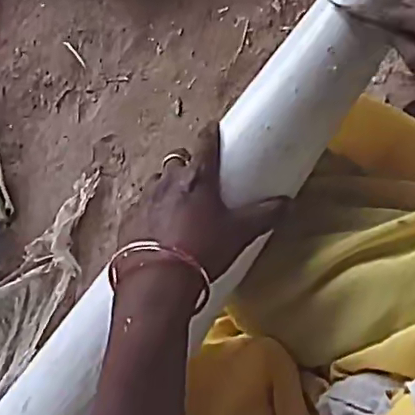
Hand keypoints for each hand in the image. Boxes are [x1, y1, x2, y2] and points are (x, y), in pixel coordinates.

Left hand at [117, 124, 289, 283]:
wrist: (155, 285)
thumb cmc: (201, 251)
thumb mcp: (240, 233)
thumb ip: (265, 215)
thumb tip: (288, 203)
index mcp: (198, 177)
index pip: (205, 143)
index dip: (211, 134)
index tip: (214, 129)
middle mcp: (169, 181)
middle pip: (179, 162)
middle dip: (189, 166)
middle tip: (201, 181)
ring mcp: (144, 200)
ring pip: (157, 182)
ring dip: (168, 188)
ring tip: (179, 206)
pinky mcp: (127, 221)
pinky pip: (140, 207)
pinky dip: (150, 212)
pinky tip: (158, 228)